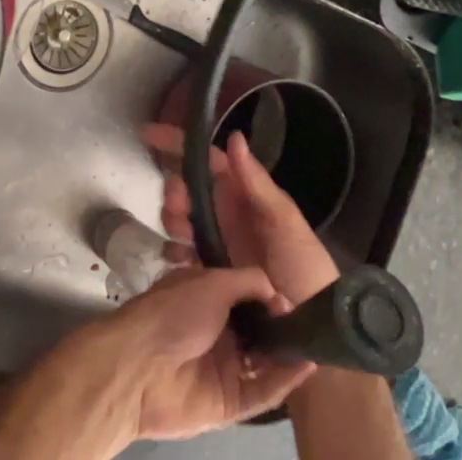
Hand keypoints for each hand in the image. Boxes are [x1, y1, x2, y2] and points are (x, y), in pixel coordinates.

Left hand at [61, 266, 315, 442]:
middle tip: (312, 321)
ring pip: (264, 362)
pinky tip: (306, 366)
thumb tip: (280, 294)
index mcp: (206, 299)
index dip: (268, 295)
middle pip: (258, 330)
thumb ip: (250, 282)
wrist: (138, 368)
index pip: (245, 296)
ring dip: (287, 353)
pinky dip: (284, 380)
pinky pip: (262, 392)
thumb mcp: (211, 282)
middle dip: (282, 326)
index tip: (294, 294)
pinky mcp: (228, 403)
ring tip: (315, 342)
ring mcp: (222, 369)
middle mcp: (216, 332)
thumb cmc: (172, 314)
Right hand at [142, 124, 340, 304]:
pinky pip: (181, 251)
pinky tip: (180, 260)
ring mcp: (217, 241)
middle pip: (188, 189)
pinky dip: (174, 250)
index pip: (208, 159)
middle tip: (178, 207)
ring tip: (184, 237)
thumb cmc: (304, 266)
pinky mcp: (210, 270)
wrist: (312, 325)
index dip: (179, 144)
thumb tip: (234, 137)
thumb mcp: (284, 221)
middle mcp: (227, 213)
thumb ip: (257, 183)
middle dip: (175, 191)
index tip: (149, 135)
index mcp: (245, 194)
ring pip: (181, 218)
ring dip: (174, 219)